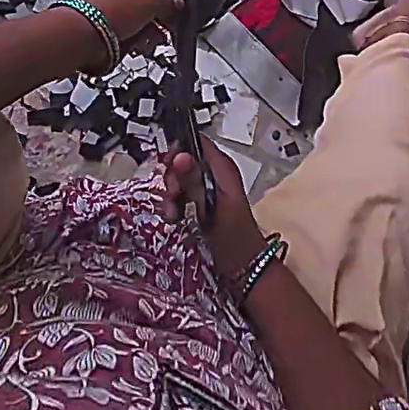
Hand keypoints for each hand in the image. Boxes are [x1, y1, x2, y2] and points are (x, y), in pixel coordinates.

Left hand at [75, 0, 182, 41]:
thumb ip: (169, 2)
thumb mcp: (154, 2)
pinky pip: (117, 26)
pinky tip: (135, 43)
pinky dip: (127, 35)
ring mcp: (98, 0)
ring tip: (150, 37)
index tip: (170, 3)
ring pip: (128, 14)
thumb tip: (176, 4)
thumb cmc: (112, 7)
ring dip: (142, 27)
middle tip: (162, 23)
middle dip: (153, 14)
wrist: (88, 33)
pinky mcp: (93, 21)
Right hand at [161, 142, 268, 276]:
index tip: (166, 165)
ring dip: (170, 195)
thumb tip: (179, 155)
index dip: (178, 149)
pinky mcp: (199, 203)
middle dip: (172, 177)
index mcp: (222, 167)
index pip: (195, 142)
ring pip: (178, 180)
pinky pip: (179, 195)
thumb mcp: (211, 206)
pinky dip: (173, 205)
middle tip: (173, 194)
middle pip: (182, 161)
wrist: (242, 268)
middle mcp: (213, 174)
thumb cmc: (233, 237)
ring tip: (173, 212)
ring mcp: (206, 189)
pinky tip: (174, 217)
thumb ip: (194, 180)